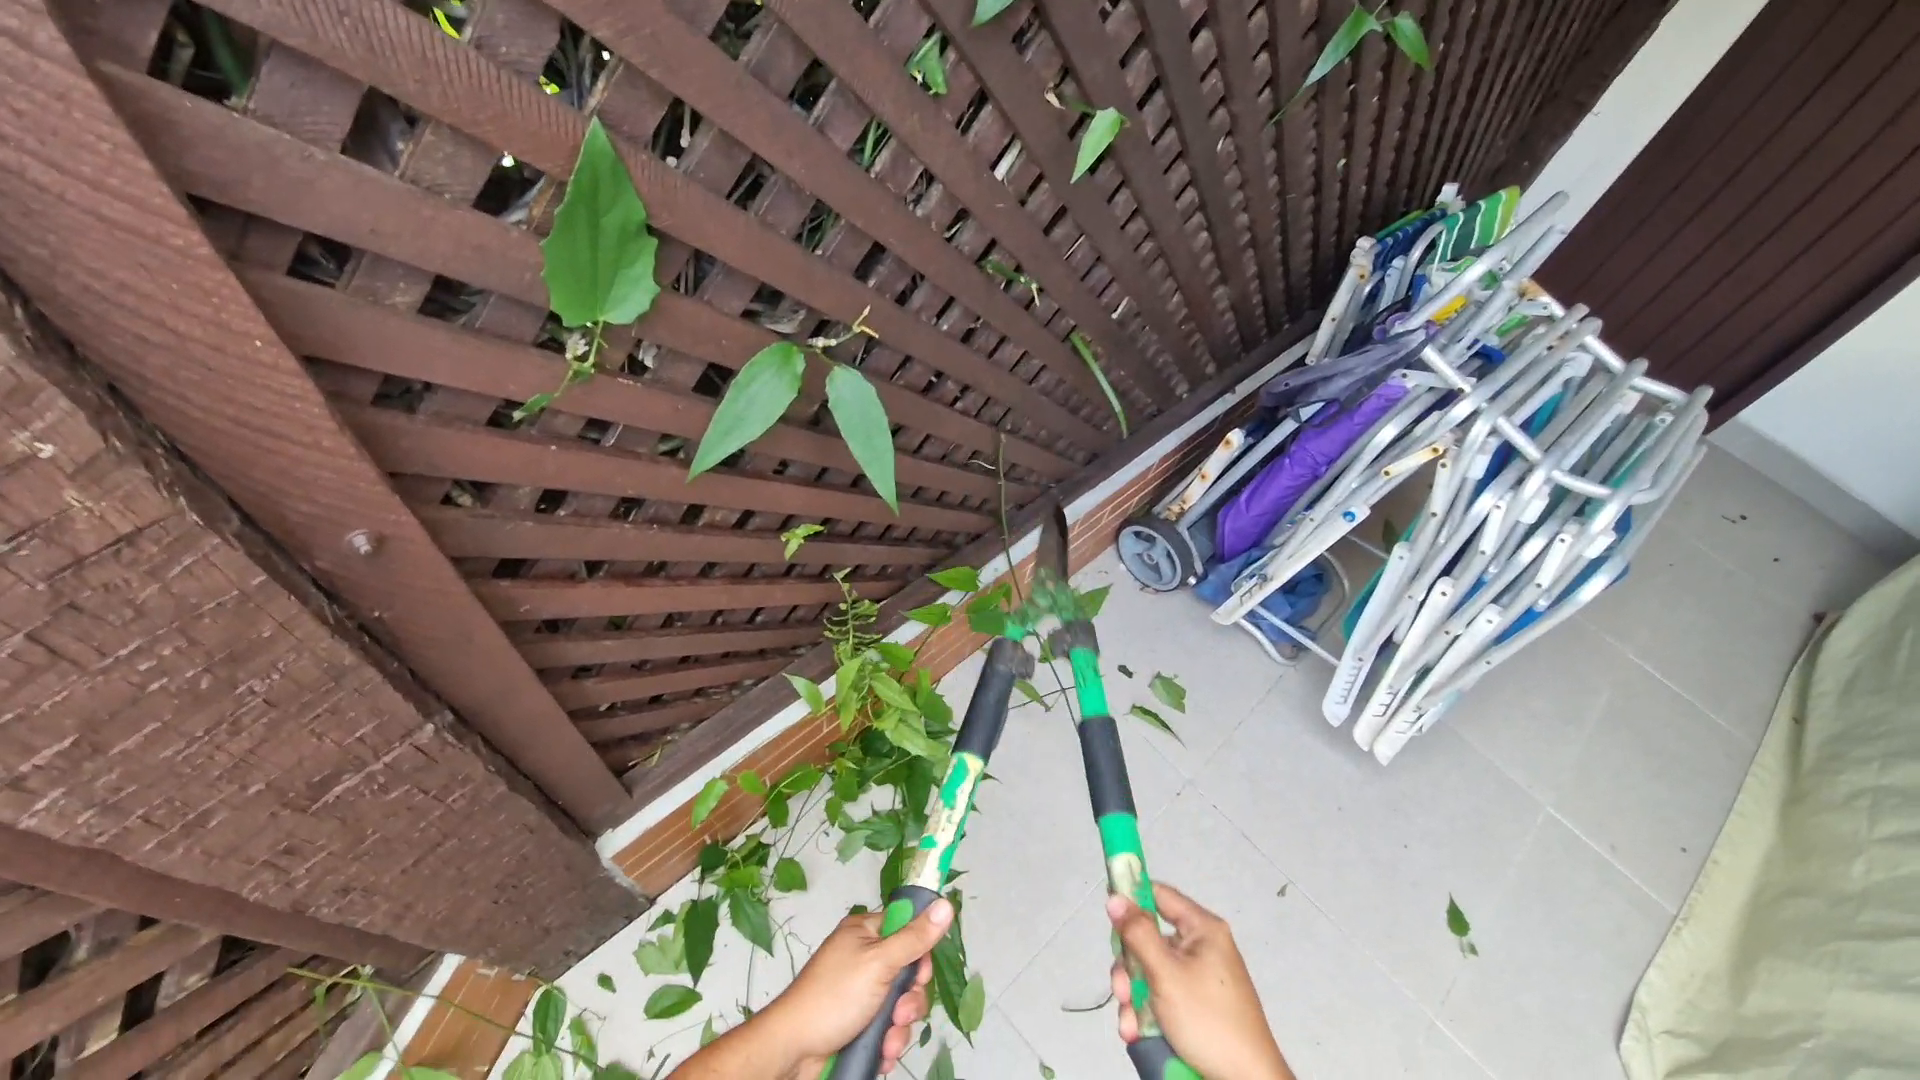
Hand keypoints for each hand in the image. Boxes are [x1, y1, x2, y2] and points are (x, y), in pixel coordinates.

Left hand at [767, 899, 952, 1076]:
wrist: (794, 1051)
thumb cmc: (834, 997)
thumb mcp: (879, 963)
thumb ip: (915, 938)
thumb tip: (946, 904)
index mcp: (865, 933)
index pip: (908, 930)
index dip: (919, 954)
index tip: (918, 975)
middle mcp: (864, 958)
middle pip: (908, 973)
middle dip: (909, 1001)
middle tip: (898, 1013)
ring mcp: (861, 992)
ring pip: (901, 1005)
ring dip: (899, 1028)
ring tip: (886, 1041)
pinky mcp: (859, 1022)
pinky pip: (888, 1028)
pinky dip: (888, 1042)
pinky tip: (881, 1053)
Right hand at [1107, 883, 1293, 1079]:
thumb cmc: (1207, 1019)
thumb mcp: (1166, 974)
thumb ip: (1138, 933)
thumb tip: (1114, 896)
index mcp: (1202, 930)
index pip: (1159, 895)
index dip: (1131, 899)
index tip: (1108, 917)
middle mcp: (1200, 948)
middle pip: (1148, 939)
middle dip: (1129, 969)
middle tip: (1123, 992)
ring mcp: (1197, 978)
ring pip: (1149, 972)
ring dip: (1133, 998)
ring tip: (1131, 1025)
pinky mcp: (1194, 1006)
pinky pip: (1160, 997)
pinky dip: (1145, 1013)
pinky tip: (1137, 1033)